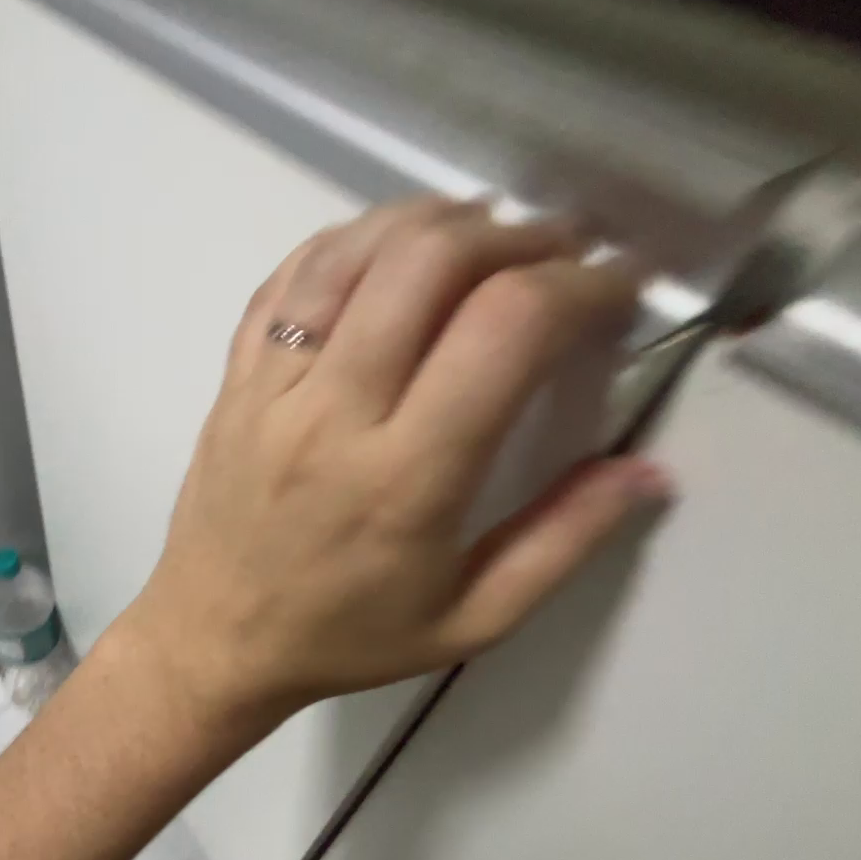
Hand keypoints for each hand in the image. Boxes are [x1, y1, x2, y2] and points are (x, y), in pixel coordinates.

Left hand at [120, 198, 669, 726]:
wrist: (211, 638)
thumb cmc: (340, 637)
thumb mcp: (467, 621)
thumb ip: (562, 543)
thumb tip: (649, 469)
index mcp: (404, 477)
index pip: (505, 327)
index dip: (583, 284)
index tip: (614, 292)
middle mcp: (330, 414)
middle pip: (425, 262)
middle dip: (512, 233)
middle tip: (553, 253)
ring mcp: (267, 390)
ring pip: (345, 256)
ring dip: (424, 221)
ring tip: (476, 235)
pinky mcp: (230, 383)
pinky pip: (280, 286)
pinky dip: (337, 246)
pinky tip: (378, 250)